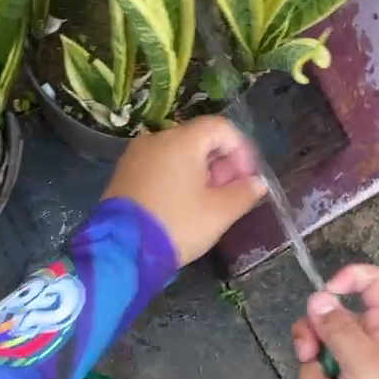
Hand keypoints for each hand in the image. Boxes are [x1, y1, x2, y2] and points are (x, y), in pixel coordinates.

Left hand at [102, 116, 265, 266]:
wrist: (122, 250)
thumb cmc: (177, 225)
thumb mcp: (219, 213)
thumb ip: (243, 194)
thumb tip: (257, 183)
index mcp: (182, 140)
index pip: (221, 128)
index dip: (241, 151)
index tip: (247, 179)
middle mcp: (156, 139)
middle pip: (198, 139)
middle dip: (220, 164)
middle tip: (230, 194)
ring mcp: (135, 155)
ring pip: (177, 154)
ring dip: (199, 173)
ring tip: (207, 203)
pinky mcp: (123, 174)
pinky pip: (158, 166)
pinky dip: (176, 178)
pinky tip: (181, 205)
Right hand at [291, 264, 378, 378]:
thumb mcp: (365, 365)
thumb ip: (338, 330)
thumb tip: (317, 298)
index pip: (375, 284)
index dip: (350, 279)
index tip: (325, 295)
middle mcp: (370, 343)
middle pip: (329, 320)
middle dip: (312, 339)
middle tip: (309, 354)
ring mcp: (353, 371)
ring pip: (316, 356)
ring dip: (314, 378)